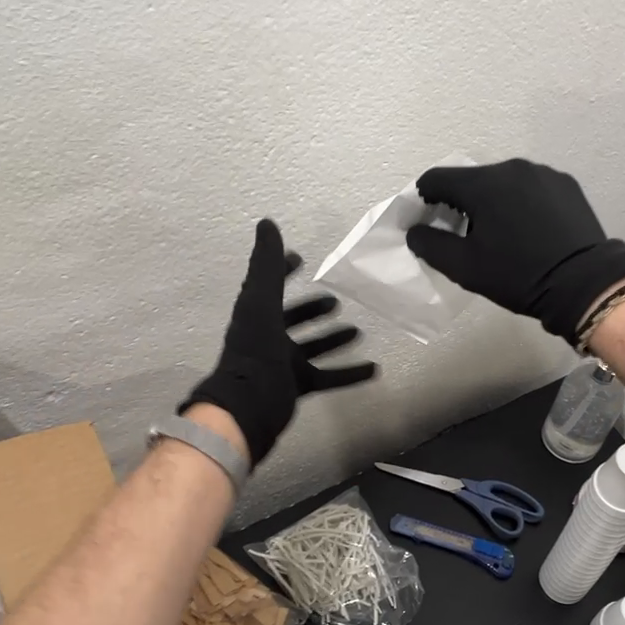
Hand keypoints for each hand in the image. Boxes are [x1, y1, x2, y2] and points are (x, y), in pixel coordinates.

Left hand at [184, 219, 377, 464]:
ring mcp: (283, 363)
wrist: (250, 403)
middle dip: (313, 308)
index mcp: (256, 314)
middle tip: (335, 301)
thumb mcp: (262, 298)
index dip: (282, 269)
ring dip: (333, 338)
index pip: (268, 285)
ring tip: (357, 330)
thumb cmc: (256, 347)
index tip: (301, 259)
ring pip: (312, 347)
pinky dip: (350, 373)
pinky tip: (373, 369)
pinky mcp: (298, 385)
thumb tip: (266, 222)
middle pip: (292, 318)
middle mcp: (268, 336)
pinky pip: (328, 376)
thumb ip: (266, 263)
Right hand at [405, 159, 624, 338]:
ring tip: (500, 234)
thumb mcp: (464, 268)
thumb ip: (430, 244)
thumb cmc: (518, 276)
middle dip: (460, 202)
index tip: (427, 222)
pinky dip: (520, 203)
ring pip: (502, 182)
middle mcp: (512, 167)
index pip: (436, 179)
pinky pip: (530, 188)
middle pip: (471, 179)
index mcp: (482, 184)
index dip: (423, 200)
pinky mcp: (566, 184)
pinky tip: (529, 230)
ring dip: (492, 202)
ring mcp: (543, 173)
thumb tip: (415, 230)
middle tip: (464, 235)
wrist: (584, 283)